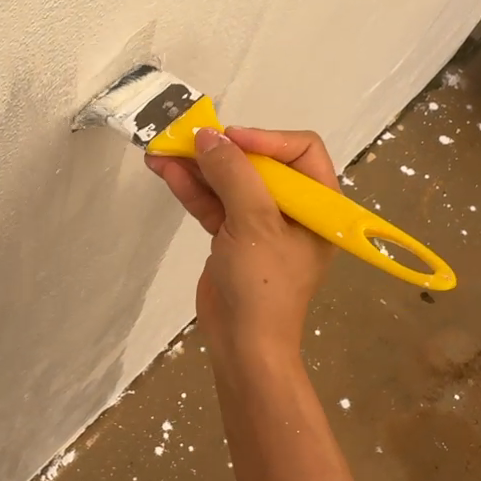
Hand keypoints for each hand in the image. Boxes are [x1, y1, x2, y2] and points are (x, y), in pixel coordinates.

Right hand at [146, 126, 336, 363]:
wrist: (244, 346)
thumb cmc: (264, 284)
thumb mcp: (254, 223)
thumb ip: (233, 174)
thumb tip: (207, 135)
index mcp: (318, 205)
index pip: (300, 151)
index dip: (264, 139)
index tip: (229, 139)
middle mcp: (292, 208)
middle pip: (259, 162)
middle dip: (222, 149)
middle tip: (187, 136)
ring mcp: (259, 223)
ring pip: (229, 181)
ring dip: (197, 165)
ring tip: (162, 148)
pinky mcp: (231, 236)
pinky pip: (212, 202)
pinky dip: (191, 186)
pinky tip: (165, 170)